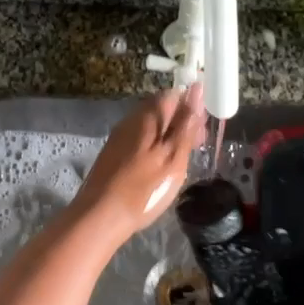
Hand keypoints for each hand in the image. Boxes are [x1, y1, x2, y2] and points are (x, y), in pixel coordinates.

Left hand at [69, 84, 205, 247]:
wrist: (100, 215)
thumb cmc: (144, 188)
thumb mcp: (174, 157)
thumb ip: (186, 124)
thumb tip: (197, 89)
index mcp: (147, 116)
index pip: (173, 95)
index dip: (191, 107)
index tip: (202, 130)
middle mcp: (131, 119)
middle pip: (161, 109)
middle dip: (181, 123)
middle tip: (195, 147)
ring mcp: (120, 136)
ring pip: (151, 126)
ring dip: (168, 136)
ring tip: (181, 161)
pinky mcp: (114, 152)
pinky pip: (140, 140)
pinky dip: (155, 147)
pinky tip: (160, 167)